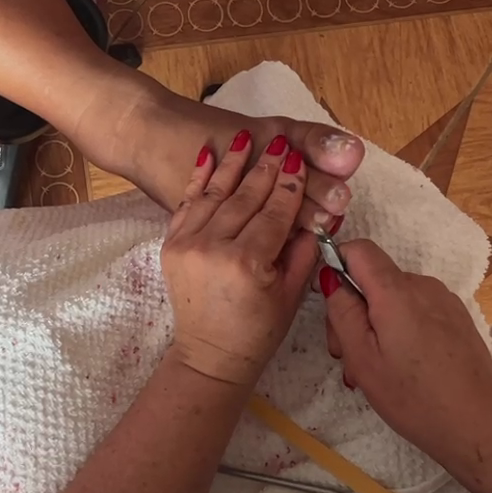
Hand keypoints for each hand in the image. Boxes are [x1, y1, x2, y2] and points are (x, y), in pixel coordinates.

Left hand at [160, 132, 320, 385]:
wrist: (209, 355)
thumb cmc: (258, 331)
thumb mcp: (292, 294)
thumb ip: (304, 250)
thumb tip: (320, 213)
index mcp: (249, 263)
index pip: (275, 212)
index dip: (290, 184)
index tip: (300, 159)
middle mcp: (215, 248)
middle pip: (245, 197)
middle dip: (266, 167)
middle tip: (280, 142)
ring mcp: (188, 243)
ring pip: (215, 194)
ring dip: (232, 163)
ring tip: (246, 137)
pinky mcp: (171, 244)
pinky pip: (187, 203)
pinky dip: (198, 178)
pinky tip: (208, 153)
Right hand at [322, 240, 491, 475]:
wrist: (483, 430)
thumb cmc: (414, 398)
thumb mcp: (362, 358)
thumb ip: (342, 310)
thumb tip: (331, 275)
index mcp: (397, 290)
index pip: (359, 248)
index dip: (337, 265)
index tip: (332, 304)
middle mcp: (423, 285)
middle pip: (374, 278)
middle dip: (353, 309)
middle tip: (346, 355)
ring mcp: (445, 301)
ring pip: (394, 297)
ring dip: (375, 325)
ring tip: (374, 370)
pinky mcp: (458, 319)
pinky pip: (416, 310)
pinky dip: (400, 330)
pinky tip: (403, 369)